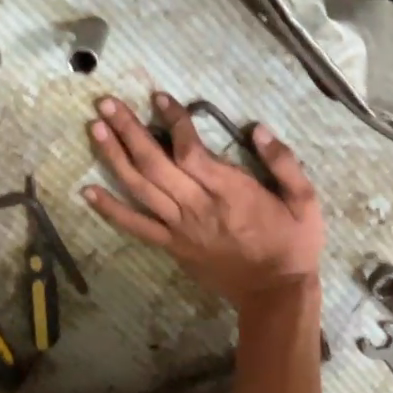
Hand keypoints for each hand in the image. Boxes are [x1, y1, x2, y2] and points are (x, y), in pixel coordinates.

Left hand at [82, 93, 322, 309]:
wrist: (276, 295)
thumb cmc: (294, 242)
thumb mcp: (304, 199)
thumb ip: (284, 162)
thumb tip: (258, 129)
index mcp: (230, 191)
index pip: (190, 150)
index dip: (172, 121)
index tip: (158, 97)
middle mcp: (198, 207)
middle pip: (154, 164)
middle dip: (129, 130)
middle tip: (105, 103)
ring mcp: (181, 228)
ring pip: (140, 189)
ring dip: (114, 157)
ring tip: (95, 129)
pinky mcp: (174, 247)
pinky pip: (136, 227)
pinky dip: (110, 210)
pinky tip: (87, 192)